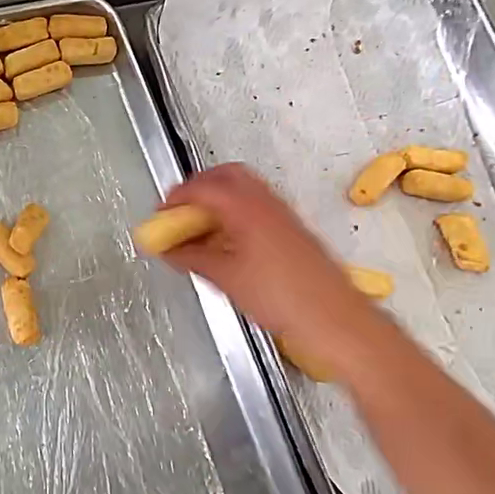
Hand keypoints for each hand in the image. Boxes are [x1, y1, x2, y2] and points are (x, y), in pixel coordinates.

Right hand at [159, 164, 369, 358]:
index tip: (162, 214)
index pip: (201, 187)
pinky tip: (223, 243)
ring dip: (215, 202)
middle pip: (224, 176)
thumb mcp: (224, 277)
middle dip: (196, 190)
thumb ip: (191, 256)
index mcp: (246, 208)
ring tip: (197, 230)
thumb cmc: (287, 297)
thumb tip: (170, 249)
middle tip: (178, 212)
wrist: (332, 317)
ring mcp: (281, 214)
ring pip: (241, 189)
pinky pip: (255, 208)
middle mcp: (266, 203)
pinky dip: (233, 215)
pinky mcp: (289, 229)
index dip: (175, 199)